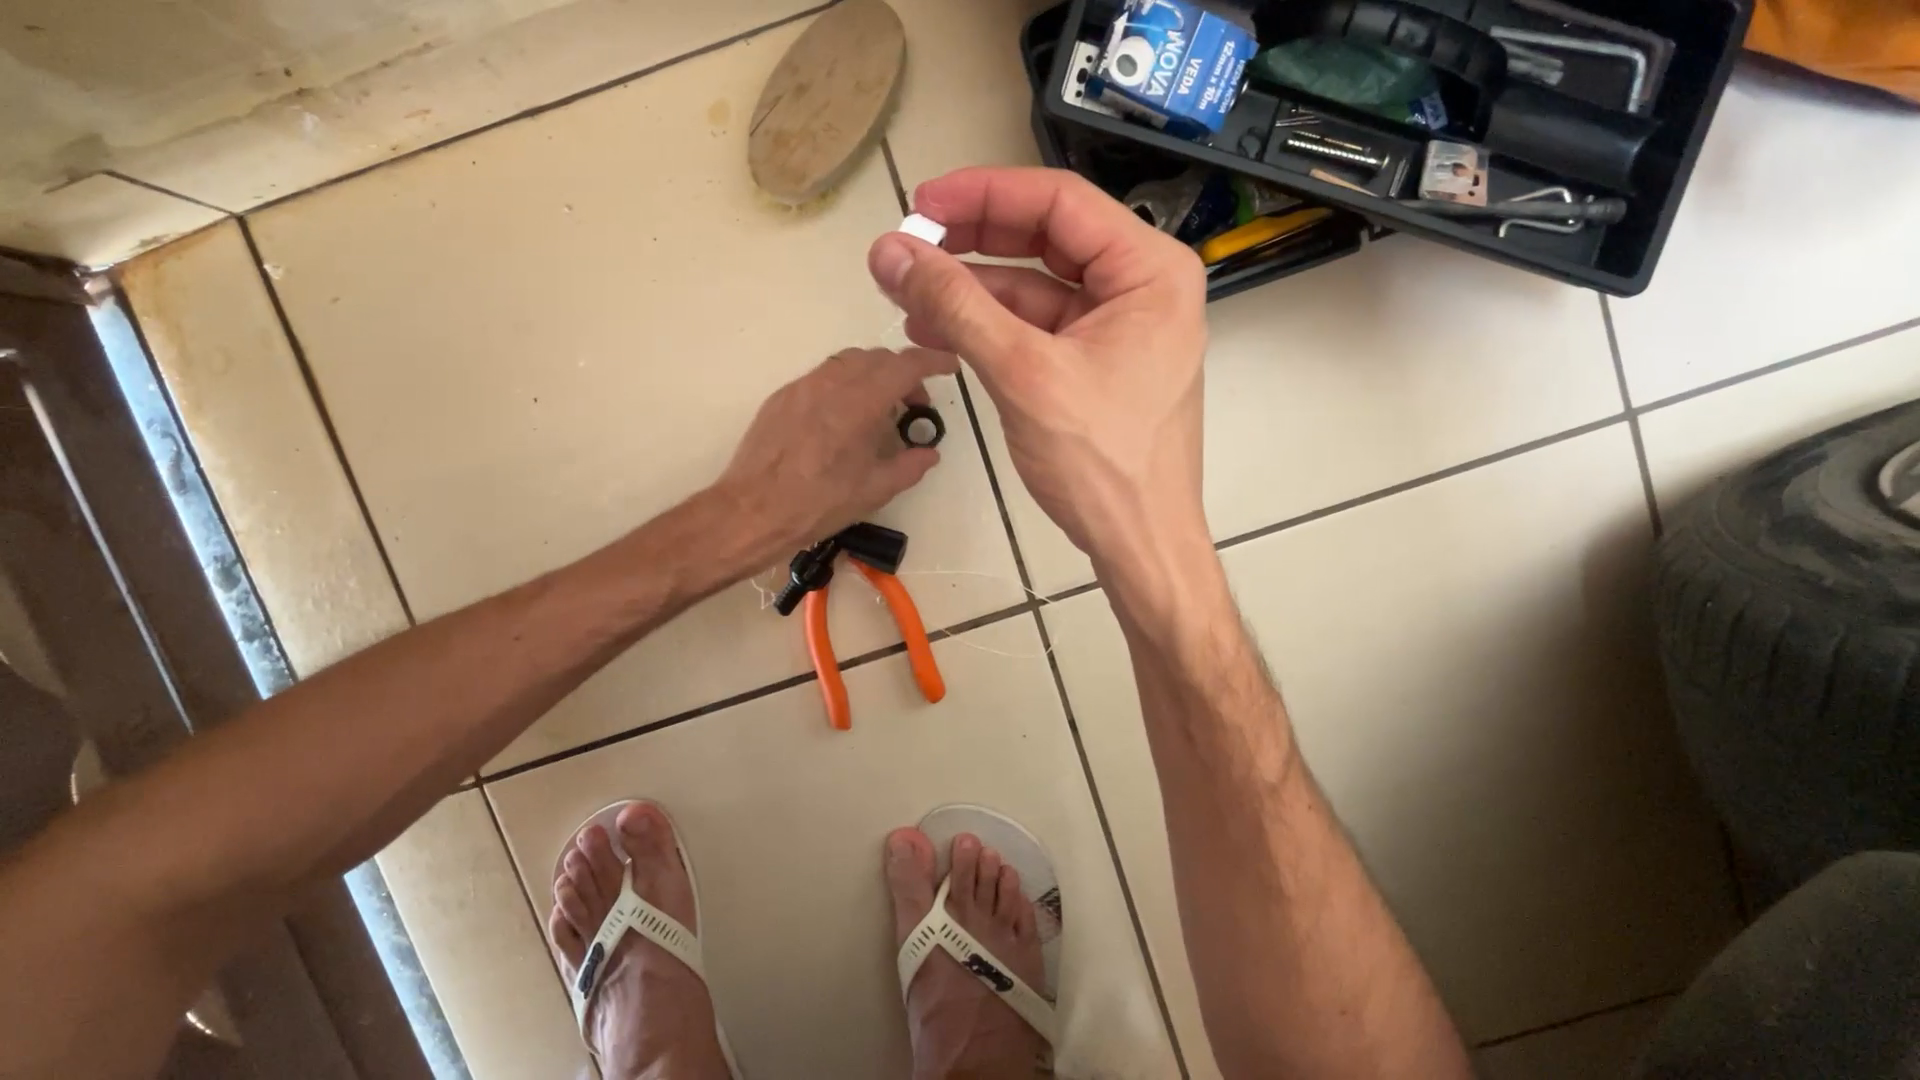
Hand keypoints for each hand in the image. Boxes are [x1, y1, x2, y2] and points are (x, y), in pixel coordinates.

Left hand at [718, 347, 957, 558]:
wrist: (753, 510)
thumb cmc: (819, 504)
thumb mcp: (874, 491)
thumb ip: (909, 466)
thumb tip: (929, 453)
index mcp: (860, 403)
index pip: (905, 366)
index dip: (932, 362)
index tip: (949, 367)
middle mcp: (831, 383)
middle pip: (877, 358)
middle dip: (903, 372)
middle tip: (914, 405)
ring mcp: (803, 386)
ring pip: (848, 362)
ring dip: (873, 375)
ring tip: (880, 409)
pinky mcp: (783, 397)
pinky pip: (823, 377)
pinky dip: (846, 385)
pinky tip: (844, 418)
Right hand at [867, 167, 1211, 571]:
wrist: (1140, 544)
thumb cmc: (1102, 463)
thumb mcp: (1023, 374)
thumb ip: (955, 305)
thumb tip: (889, 251)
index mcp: (1150, 271)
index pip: (1060, 202)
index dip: (983, 194)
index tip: (922, 204)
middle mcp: (1142, 288)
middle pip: (1046, 239)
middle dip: (973, 242)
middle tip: (910, 245)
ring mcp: (1119, 328)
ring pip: (1034, 286)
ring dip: (971, 290)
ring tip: (907, 294)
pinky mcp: (1097, 364)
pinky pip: (1036, 328)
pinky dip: (989, 328)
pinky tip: (938, 330)